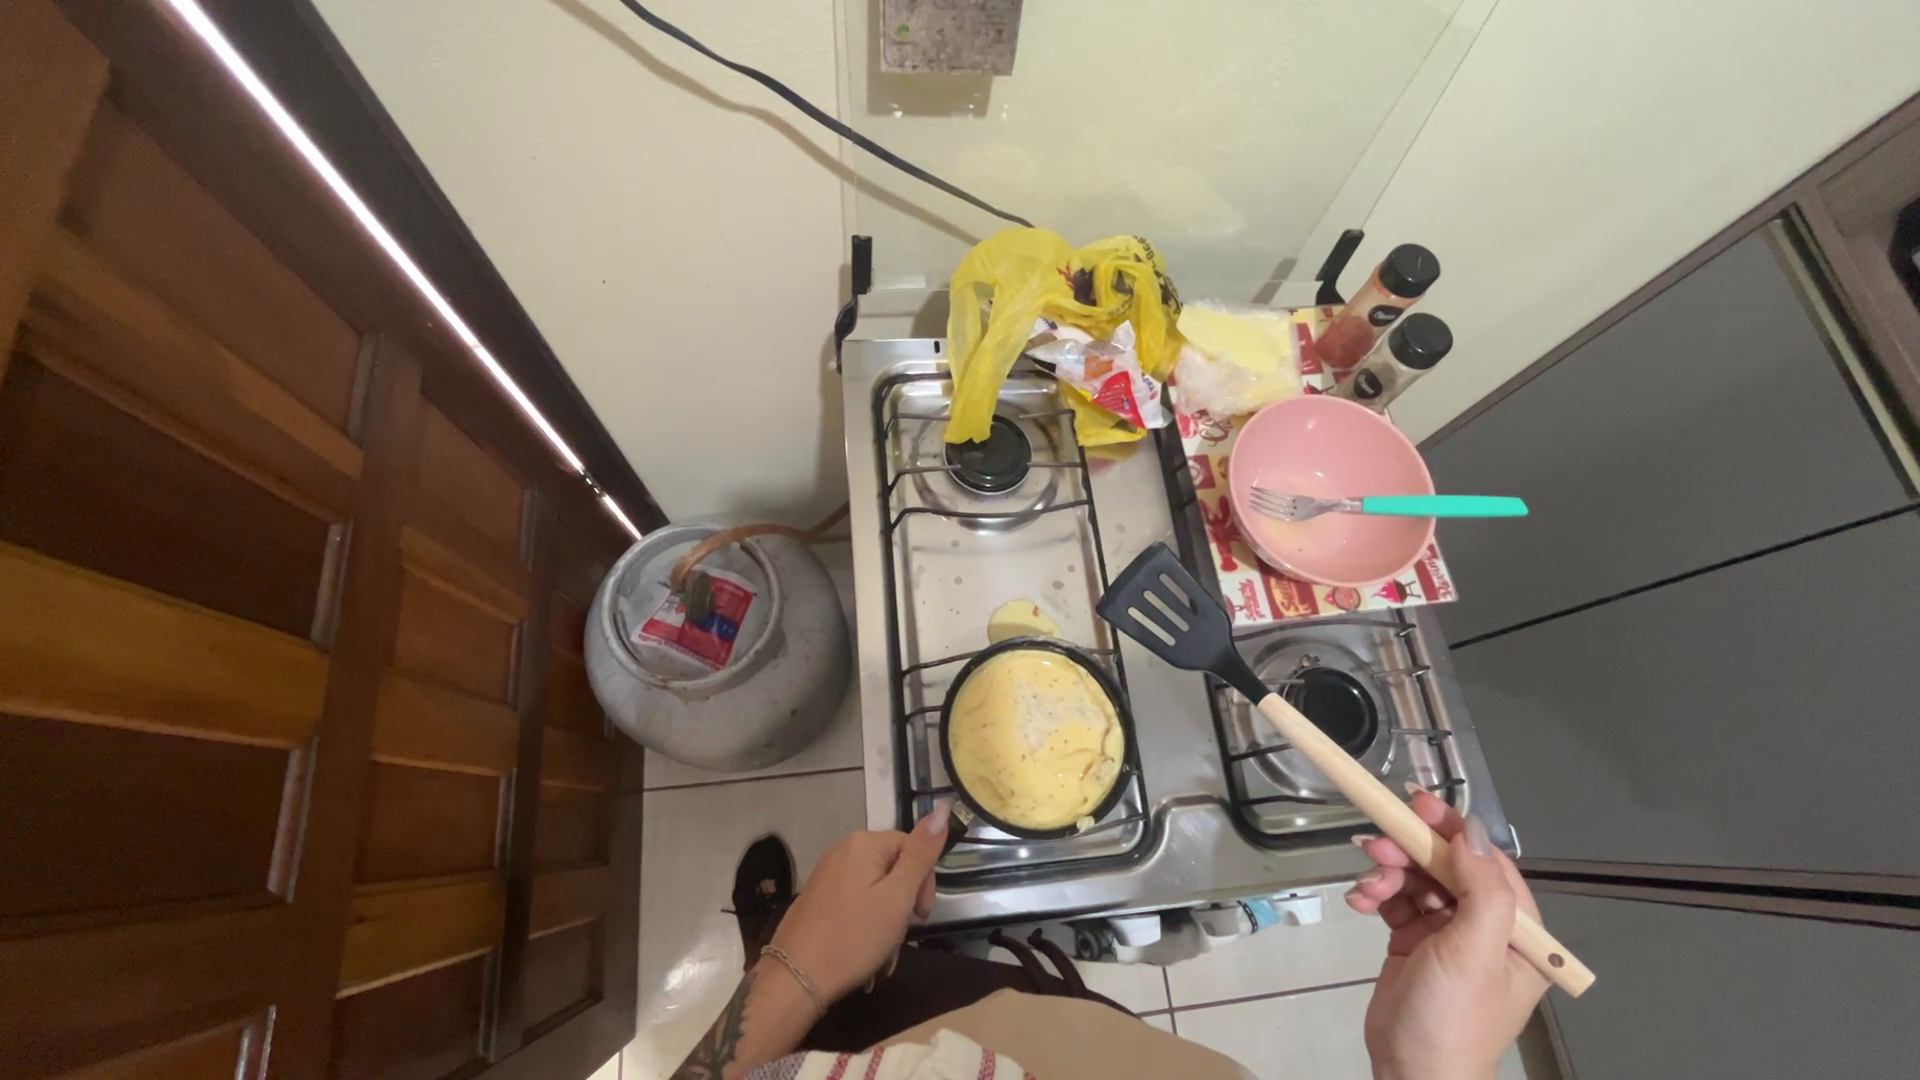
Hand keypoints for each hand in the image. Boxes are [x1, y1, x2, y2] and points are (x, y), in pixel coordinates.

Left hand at [766, 811, 945, 1003]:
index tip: (920, 917)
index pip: (912, 848)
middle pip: (893, 868)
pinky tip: (864, 951)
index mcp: (864, 843)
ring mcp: (827, 874)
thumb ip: (921, 854)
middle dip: (903, 903)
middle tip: (899, 936)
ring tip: (882, 952)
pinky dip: (866, 923)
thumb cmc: (853, 937)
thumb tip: (942, 810)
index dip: (924, 882)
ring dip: (886, 919)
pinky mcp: (817, 897)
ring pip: (875, 889)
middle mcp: (843, 850)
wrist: (794, 980)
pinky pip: (855, 901)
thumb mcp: (897, 897)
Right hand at [1345, 792, 1547, 1079]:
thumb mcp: (1473, 953)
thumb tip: (1472, 831)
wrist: (1412, 1073)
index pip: (1488, 864)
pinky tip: (1358, 902)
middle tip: (1374, 844)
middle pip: (1445, 866)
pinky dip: (1373, 894)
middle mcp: (1484, 928)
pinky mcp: (1411, 939)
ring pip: (1414, 878)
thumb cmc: (1454, 1016)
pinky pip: (1392, 899)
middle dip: (1408, 852)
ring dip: (1385, 874)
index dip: (1454, 831)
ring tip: (1364, 887)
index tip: (1418, 805)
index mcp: (1517, 934)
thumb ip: (1481, 891)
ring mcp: (1445, 933)